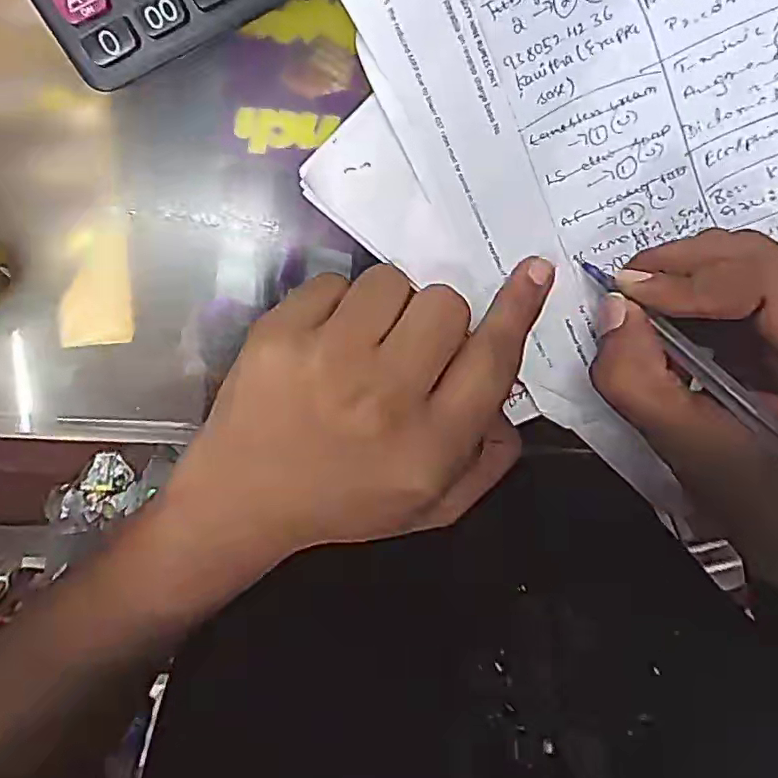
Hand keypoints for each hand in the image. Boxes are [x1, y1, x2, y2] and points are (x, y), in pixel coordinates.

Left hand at [159, 258, 553, 576]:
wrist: (242, 498)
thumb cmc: (341, 503)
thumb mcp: (429, 507)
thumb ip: (485, 457)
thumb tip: (509, 393)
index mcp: (429, 443)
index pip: (491, 359)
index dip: (517, 309)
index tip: (534, 270)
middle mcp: (384, 395)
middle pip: (444, 305)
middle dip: (436, 319)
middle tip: (407, 345)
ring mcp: (327, 358)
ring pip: (390, 282)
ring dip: (387, 304)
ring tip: (361, 340)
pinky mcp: (279, 333)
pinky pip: (333, 281)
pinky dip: (336, 303)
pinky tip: (322, 340)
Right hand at [590, 229, 777, 636]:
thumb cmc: (773, 517)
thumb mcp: (696, 455)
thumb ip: (641, 382)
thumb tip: (614, 310)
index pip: (770, 283)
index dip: (689, 280)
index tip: (625, 293)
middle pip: (762, 259)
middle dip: (680, 265)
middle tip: (623, 288)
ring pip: (755, 264)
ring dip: (687, 274)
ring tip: (641, 301)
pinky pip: (750, 287)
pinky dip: (698, 292)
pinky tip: (670, 316)